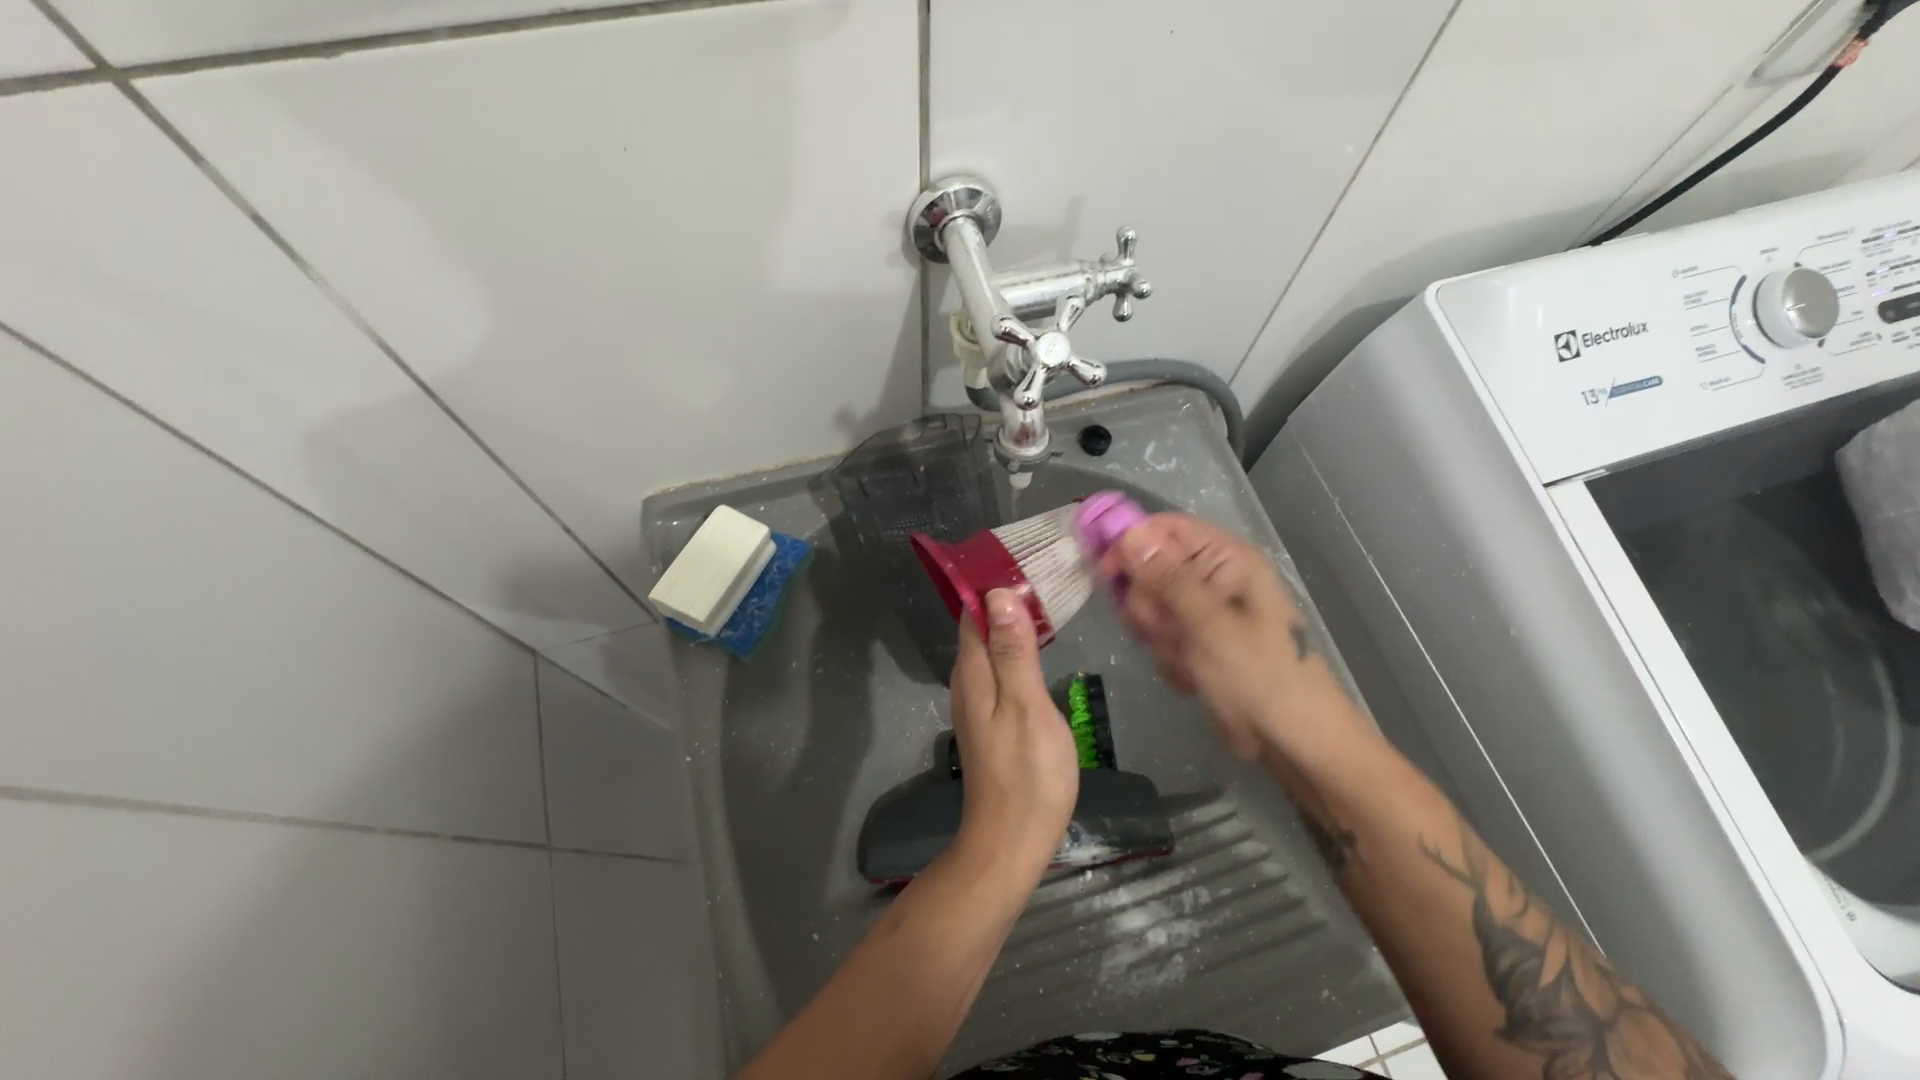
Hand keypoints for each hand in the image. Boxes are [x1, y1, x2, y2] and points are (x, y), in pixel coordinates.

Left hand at [948, 589, 1079, 867]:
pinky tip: (1038, 655)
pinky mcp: (991, 724)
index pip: (973, 615)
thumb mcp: (1027, 706)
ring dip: (1010, 629)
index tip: (1020, 561)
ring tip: (1044, 607)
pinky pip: (998, 674)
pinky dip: (1015, 655)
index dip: (991, 586)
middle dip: (1002, 603)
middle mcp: (968, 685)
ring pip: (989, 654)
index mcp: (974, 674)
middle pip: (979, 632)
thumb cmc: (1027, 773)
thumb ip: (1014, 652)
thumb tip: (998, 595)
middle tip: (1041, 577)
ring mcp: (978, 707)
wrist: (1012, 840)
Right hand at [1099, 514, 1337, 759]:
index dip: (1131, 545)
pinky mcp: (1197, 642)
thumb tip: (1130, 532)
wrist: (1293, 739)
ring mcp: (1204, 612)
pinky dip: (1169, 658)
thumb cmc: (1261, 675)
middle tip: (1165, 631)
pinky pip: (1160, 638)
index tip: (1107, 575)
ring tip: (1187, 658)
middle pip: (1149, 571)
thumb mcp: (1210, 624)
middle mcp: (1214, 578)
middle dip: (1148, 606)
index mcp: (1226, 559)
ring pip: (1150, 609)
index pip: (1164, 530)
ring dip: (1158, 637)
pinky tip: (1192, 676)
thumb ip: (1167, 578)